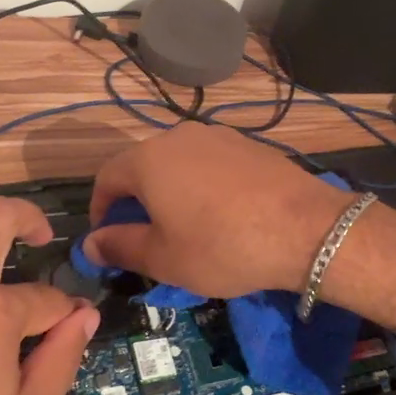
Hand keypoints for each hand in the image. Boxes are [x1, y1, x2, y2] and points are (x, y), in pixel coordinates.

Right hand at [84, 123, 395, 331]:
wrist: (304, 228)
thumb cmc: (223, 246)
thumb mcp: (164, 258)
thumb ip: (121, 246)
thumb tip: (91, 243)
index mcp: (150, 159)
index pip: (107, 177)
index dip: (100, 209)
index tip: (106, 239)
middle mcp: (180, 136)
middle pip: (143, 165)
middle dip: (137, 200)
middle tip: (146, 236)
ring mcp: (218, 135)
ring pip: (179, 162)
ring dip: (172, 191)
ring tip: (185, 226)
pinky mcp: (249, 144)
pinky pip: (211, 162)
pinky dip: (203, 185)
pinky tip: (222, 214)